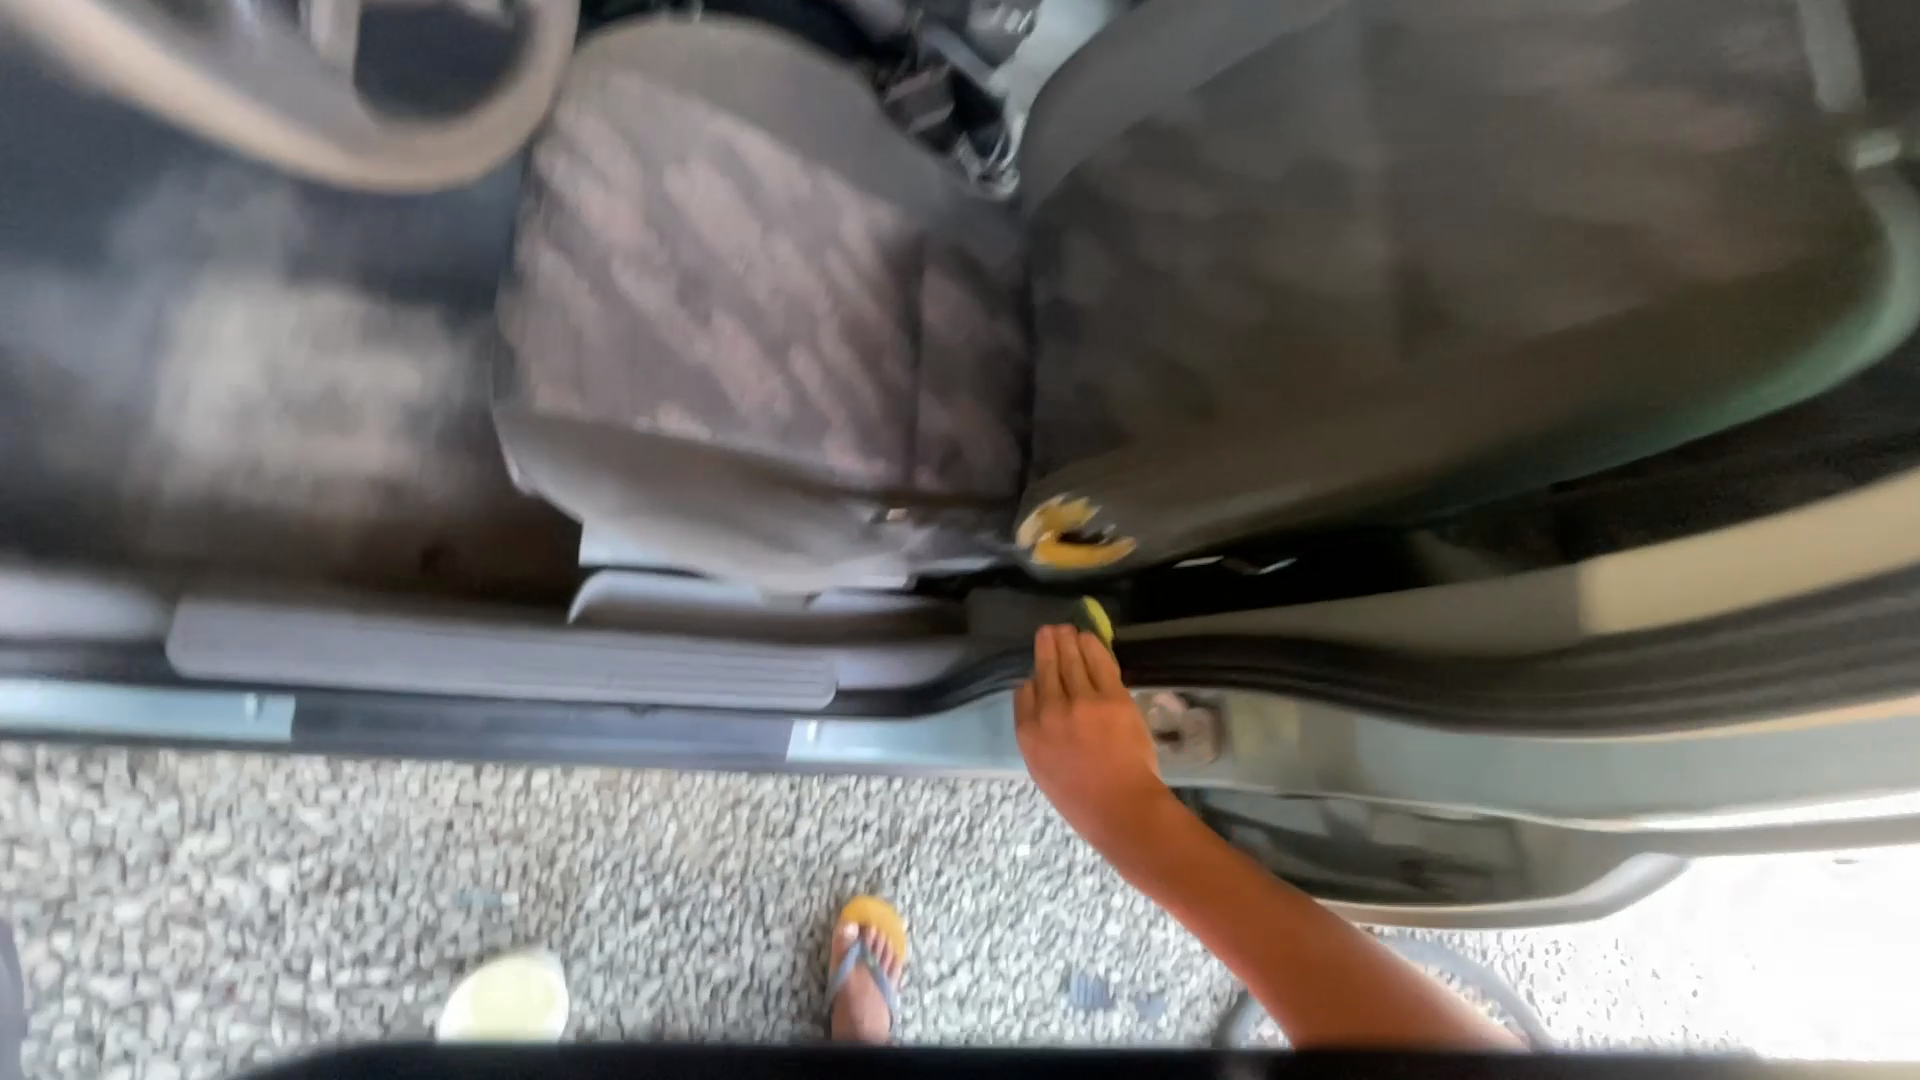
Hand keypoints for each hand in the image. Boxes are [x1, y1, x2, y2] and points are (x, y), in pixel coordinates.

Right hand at [1014, 625, 1174, 848]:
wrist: (1120, 807)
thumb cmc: (1082, 800)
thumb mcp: (1043, 771)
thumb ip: (1038, 738)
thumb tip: (1044, 711)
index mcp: (1029, 733)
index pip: (1024, 692)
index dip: (1033, 679)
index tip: (1039, 674)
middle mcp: (1050, 711)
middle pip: (1046, 669)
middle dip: (1047, 646)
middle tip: (1048, 631)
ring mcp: (1081, 701)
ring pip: (1071, 660)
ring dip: (1067, 640)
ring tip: (1066, 628)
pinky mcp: (1112, 697)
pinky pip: (1099, 663)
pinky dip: (1092, 646)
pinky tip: (1088, 637)